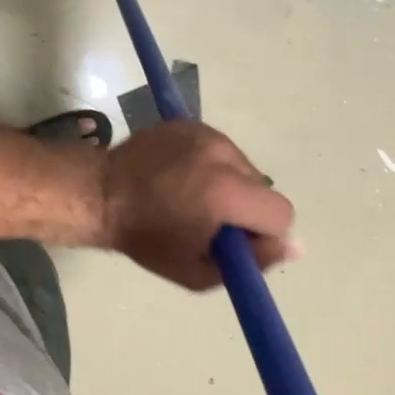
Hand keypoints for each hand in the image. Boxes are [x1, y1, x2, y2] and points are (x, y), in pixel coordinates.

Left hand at [99, 120, 297, 289]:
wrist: (99, 193)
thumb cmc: (146, 239)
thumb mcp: (197, 272)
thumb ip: (252, 262)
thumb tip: (295, 245)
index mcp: (227, 192)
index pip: (282, 213)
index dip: (263, 233)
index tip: (233, 241)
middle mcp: (224, 155)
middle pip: (262, 188)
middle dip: (245, 208)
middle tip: (207, 220)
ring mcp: (207, 134)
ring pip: (242, 167)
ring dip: (228, 185)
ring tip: (189, 196)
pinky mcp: (191, 123)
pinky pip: (219, 150)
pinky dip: (209, 165)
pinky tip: (179, 176)